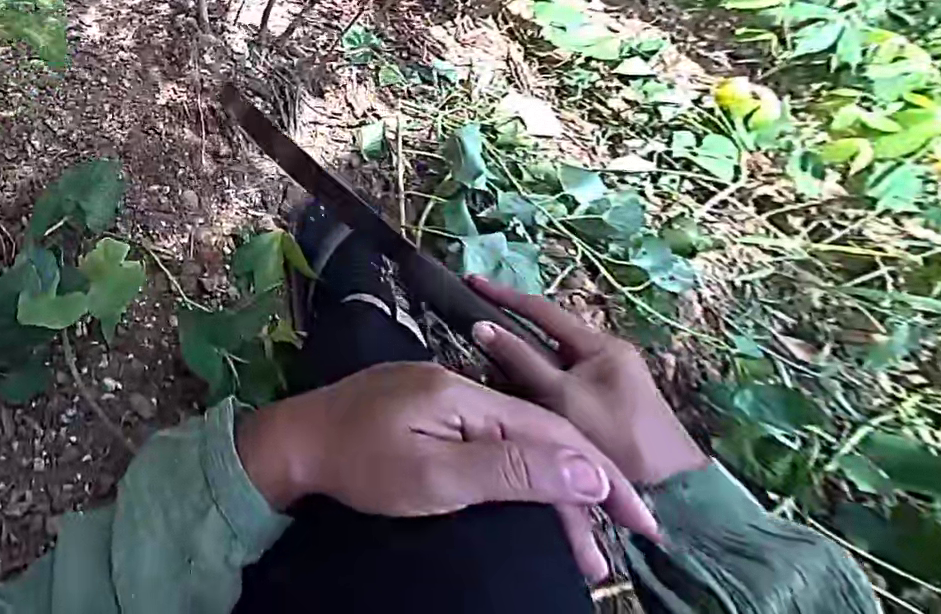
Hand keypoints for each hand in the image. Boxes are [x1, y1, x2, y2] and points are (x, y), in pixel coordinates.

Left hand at [235, 361, 659, 578]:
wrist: (296, 441)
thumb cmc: (362, 465)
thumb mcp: (439, 477)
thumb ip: (511, 471)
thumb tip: (586, 468)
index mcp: (462, 393)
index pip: (549, 428)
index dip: (600, 473)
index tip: (644, 522)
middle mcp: (455, 384)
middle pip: (533, 434)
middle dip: (576, 491)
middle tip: (607, 556)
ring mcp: (435, 394)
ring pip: (507, 439)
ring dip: (543, 488)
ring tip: (575, 549)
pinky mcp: (421, 408)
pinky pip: (480, 439)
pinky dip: (507, 473)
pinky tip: (519, 501)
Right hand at [468, 276, 708, 487]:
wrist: (676, 496)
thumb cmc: (619, 440)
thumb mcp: (563, 398)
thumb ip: (521, 359)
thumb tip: (481, 326)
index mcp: (599, 344)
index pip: (541, 309)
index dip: (503, 294)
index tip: (471, 280)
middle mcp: (605, 352)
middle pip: (546, 331)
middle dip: (511, 327)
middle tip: (473, 322)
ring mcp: (608, 375)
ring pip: (552, 356)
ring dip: (521, 356)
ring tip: (486, 357)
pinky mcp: (606, 399)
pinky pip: (561, 376)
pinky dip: (536, 376)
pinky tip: (515, 387)